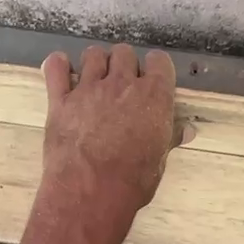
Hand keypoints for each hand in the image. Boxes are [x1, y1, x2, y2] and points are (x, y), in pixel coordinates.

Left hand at [33, 44, 178, 243]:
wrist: (91, 191)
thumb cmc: (132, 181)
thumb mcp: (158, 161)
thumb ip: (170, 137)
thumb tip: (187, 130)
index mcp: (153, 95)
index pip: (158, 61)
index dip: (154, 69)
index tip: (150, 80)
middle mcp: (121, 84)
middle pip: (124, 53)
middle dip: (123, 64)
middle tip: (120, 84)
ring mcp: (88, 89)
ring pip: (93, 55)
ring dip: (95, 63)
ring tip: (94, 80)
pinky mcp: (60, 100)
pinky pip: (56, 68)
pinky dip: (58, 66)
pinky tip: (61, 71)